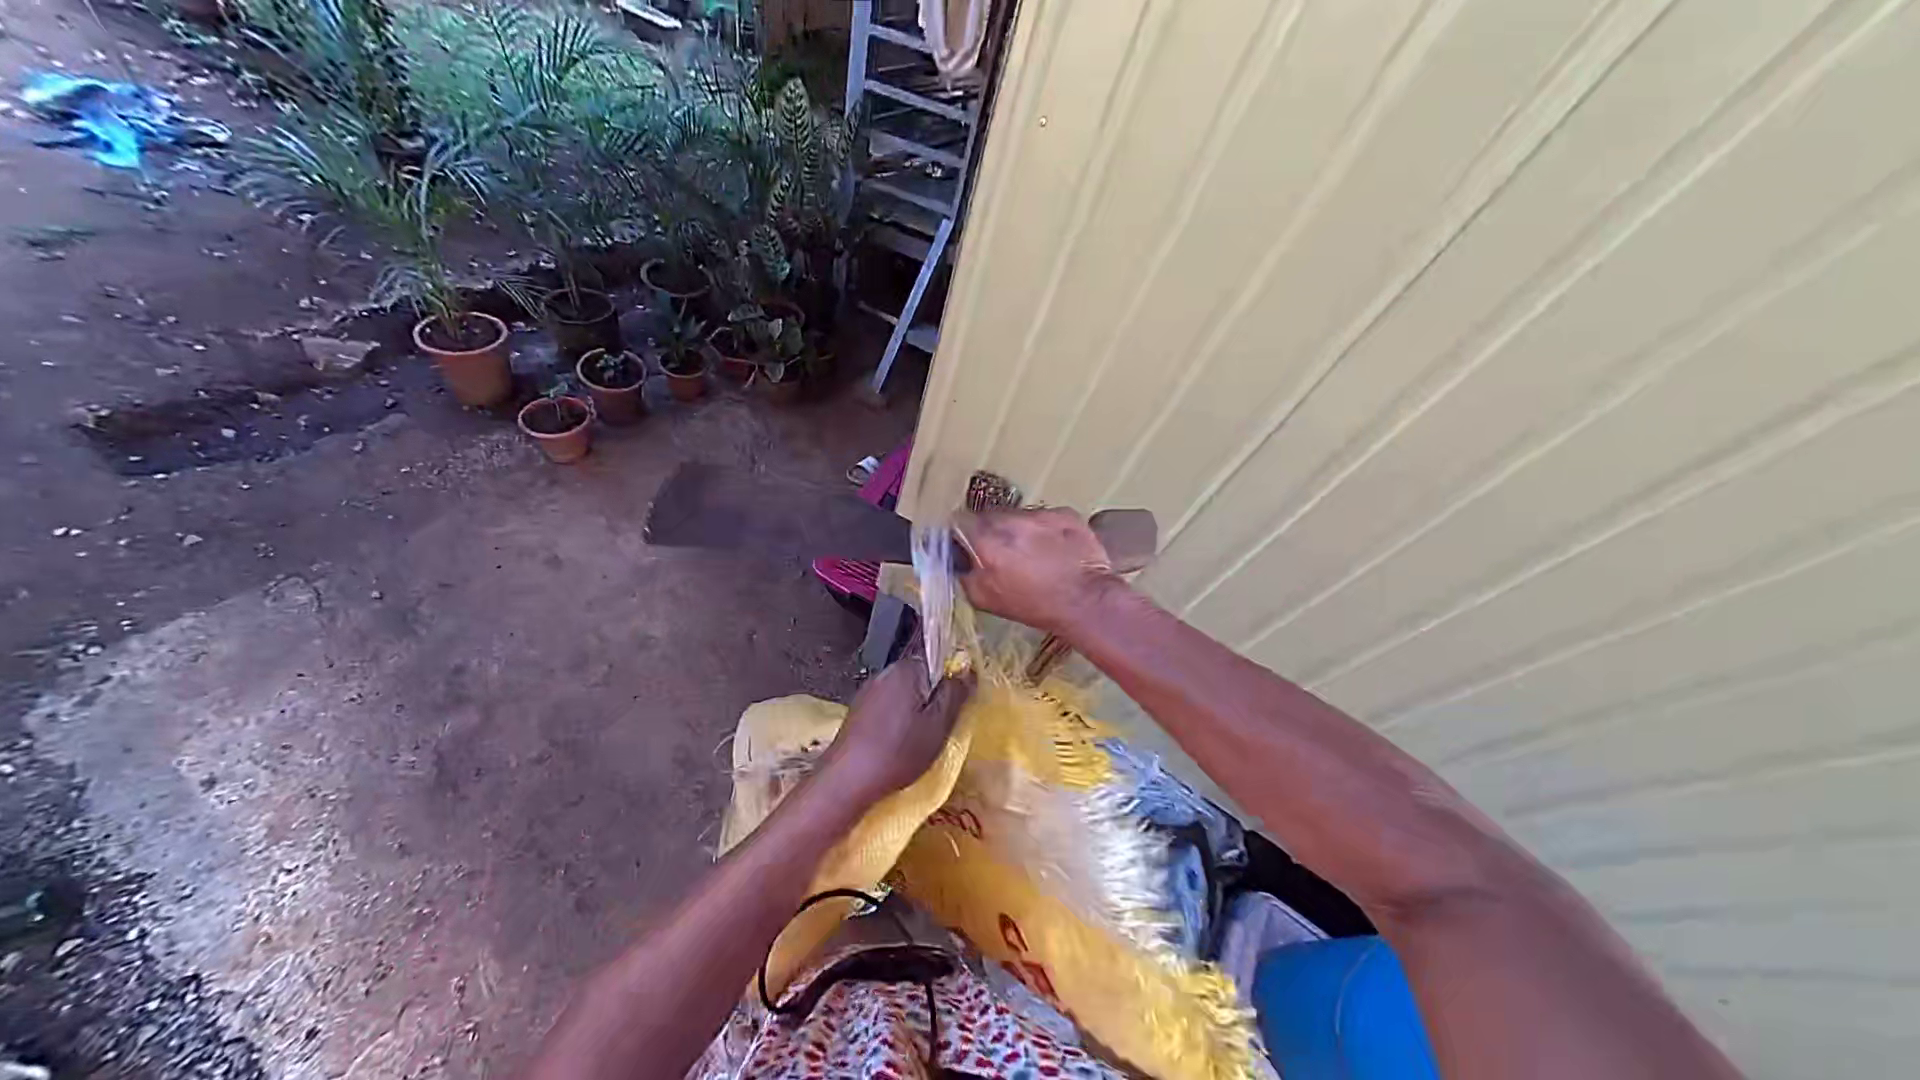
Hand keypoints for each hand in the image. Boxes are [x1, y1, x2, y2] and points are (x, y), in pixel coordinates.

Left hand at [819, 659, 973, 803]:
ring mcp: (868, 691)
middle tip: (941, 726)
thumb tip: (966, 667)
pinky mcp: (858, 711)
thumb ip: (955, 693)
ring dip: (915, 711)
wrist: (847, 780)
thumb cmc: (899, 752)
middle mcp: (885, 673)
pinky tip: (897, 744)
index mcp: (906, 669)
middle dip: (932, 697)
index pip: (938, 659)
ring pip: (903, 693)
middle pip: (920, 677)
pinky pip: (887, 707)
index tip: (957, 703)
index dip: (951, 679)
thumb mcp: (939, 725)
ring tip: (919, 739)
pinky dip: (897, 721)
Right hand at [954, 507, 1123, 633]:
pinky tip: (1055, 551)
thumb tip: (961, 561)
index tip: (970, 544)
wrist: (1085, 601)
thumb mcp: (984, 599)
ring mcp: (1039, 514)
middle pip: (991, 516)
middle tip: (1005, 553)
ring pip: (1020, 516)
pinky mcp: (1065, 514)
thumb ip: (965, 574)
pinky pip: (1047, 518)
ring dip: (1021, 531)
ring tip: (1035, 555)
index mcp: (985, 539)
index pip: (960, 521)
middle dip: (993, 532)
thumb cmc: (1034, 605)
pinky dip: (1047, 531)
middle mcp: (1010, 520)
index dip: (963, 533)